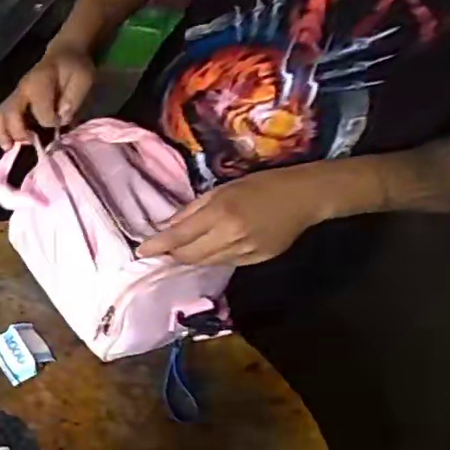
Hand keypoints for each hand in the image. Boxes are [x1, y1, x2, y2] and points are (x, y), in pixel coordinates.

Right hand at [0, 44, 97, 149]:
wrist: (63, 55)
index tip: (61, 123)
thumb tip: (62, 117)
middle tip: (27, 142)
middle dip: (17, 131)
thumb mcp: (83, 78)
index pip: (40, 110)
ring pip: (0, 115)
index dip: (51, 121)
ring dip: (1, 133)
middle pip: (11, 113)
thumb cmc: (73, 68)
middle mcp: (22, 89)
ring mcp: (14, 95)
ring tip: (7, 147)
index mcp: (39, 83)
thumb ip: (74, 98)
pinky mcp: (12, 100)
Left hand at [139, 163, 358, 265]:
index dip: (156, 246)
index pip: (178, 237)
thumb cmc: (262, 186)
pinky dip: (212, 257)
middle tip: (165, 248)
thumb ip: (192, 210)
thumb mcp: (222, 189)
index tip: (140, 251)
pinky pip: (222, 263)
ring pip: (203, 263)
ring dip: (190, 257)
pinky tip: (214, 247)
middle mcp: (230, 235)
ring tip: (186, 248)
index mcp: (220, 213)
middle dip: (172, 254)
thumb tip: (167, 227)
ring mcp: (244, 250)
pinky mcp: (255, 260)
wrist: (309, 196)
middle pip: (187, 256)